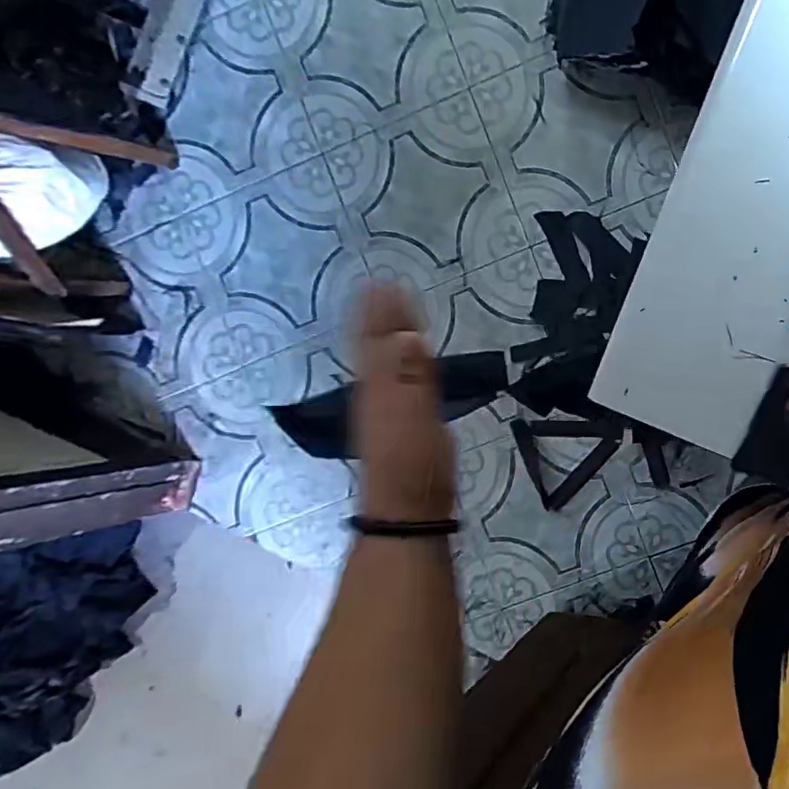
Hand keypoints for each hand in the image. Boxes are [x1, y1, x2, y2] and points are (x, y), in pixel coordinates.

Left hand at [353, 283, 454, 520]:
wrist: (408, 507)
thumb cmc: (415, 464)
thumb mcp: (415, 418)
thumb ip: (411, 377)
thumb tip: (407, 334)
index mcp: (379, 387)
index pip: (381, 341)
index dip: (384, 313)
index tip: (386, 281)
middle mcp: (375, 392)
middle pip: (374, 348)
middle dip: (379, 318)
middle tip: (382, 288)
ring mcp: (383, 409)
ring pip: (379, 362)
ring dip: (383, 335)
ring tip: (388, 316)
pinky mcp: (397, 424)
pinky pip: (391, 380)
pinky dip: (394, 361)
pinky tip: (398, 363)